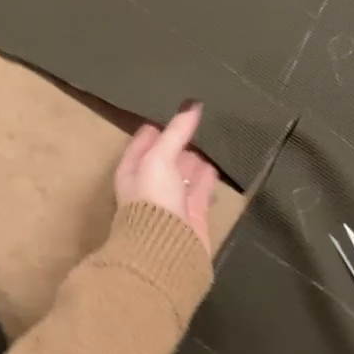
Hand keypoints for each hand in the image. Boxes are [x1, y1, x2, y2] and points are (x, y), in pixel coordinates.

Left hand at [113, 101, 218, 253]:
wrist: (166, 248)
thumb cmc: (153, 199)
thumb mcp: (159, 158)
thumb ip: (177, 132)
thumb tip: (193, 104)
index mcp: (133, 170)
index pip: (145, 140)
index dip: (160, 124)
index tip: (179, 106)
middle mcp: (151, 183)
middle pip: (167, 155)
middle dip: (181, 140)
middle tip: (202, 119)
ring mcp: (172, 198)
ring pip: (185, 171)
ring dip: (196, 157)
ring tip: (214, 136)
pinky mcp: (193, 212)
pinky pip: (202, 187)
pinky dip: (209, 175)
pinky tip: (220, 162)